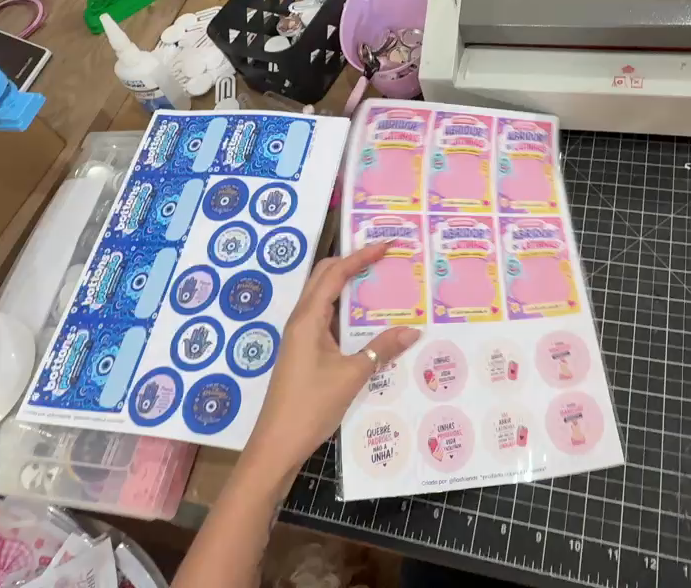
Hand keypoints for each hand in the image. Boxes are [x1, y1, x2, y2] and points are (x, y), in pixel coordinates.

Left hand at [240, 241, 421, 479]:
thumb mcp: (353, 375)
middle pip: (325, 277)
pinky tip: (368, 321)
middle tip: (382, 257)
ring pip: (325, 298)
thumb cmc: (311, 406)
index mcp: (308, 318)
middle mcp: (301, 320)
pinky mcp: (304, 352)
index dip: (361, 256)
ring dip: (349, 286)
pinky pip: (327, 319)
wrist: (277, 446)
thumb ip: (383, 349)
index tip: (386, 245)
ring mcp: (301, 336)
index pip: (335, 273)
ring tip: (379, 282)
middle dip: (352, 262)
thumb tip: (413, 330)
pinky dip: (346, 312)